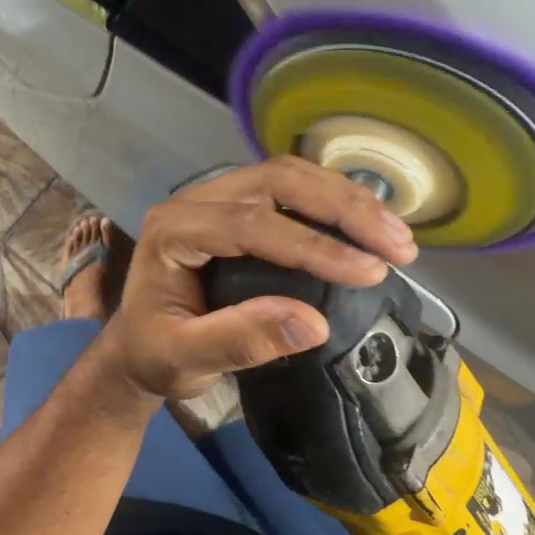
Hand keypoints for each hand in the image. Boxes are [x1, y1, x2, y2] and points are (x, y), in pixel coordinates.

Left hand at [92, 156, 419, 401]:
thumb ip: (240, 340)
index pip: (250, 223)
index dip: (312, 244)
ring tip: (397, 236)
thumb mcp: (186, 358)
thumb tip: (313, 322)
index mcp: (173, 230)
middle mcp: (193, 201)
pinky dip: (331, 201)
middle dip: (341, 208)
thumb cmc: (155, 354)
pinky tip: (367, 225)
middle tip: (398, 247)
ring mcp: (215, 198)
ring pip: (286, 176)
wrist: (135, 347)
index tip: (370, 272)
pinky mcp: (236, 206)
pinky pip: (287, 188)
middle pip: (274, 182)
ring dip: (344, 199)